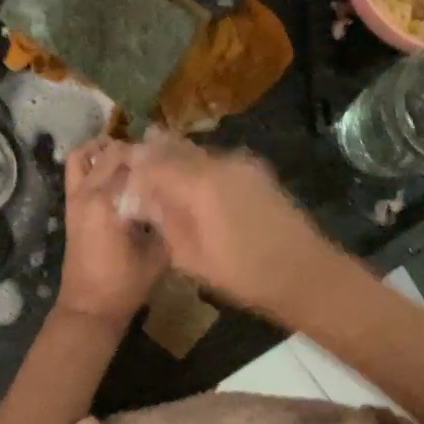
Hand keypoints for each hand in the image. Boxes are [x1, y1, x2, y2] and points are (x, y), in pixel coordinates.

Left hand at [55, 138, 167, 323]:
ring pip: (83, 155)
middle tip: (156, 163)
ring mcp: (74, 198)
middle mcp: (87, 191)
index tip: (174, 163)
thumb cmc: (125, 284)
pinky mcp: (71, 208)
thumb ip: (167, 217)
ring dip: (104, 151)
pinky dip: (92, 164)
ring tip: (130, 159)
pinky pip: (76, 172)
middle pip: (110, 151)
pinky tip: (116, 175)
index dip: (156, 157)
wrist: (90, 307)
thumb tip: (177, 194)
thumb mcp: (159, 252)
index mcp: (108, 199)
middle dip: (133, 151)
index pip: (133, 158)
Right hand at [125, 130, 350, 320]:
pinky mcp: (256, 172)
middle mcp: (221, 163)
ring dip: (174, 159)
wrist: (305, 273)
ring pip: (196, 152)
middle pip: (175, 148)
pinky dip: (197, 167)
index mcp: (201, 184)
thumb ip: (164, 221)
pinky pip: (216, 161)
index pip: (153, 163)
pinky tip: (190, 187)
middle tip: (131, 168)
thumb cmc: (244, 275)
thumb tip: (142, 201)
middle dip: (151, 156)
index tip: (118, 179)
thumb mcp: (191, 258)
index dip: (133, 169)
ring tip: (157, 177)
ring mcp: (243, 164)